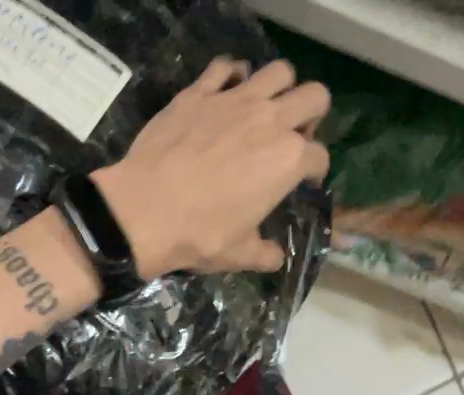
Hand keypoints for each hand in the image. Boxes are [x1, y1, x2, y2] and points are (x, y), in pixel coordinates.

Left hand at [95, 58, 329, 278]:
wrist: (144, 211)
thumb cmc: (199, 235)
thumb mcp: (238, 255)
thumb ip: (264, 253)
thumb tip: (276, 258)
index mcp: (288, 161)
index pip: (319, 156)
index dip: (315, 170)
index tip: (304, 181)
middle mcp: (270, 121)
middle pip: (314, 98)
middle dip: (312, 115)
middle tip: (294, 135)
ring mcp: (235, 100)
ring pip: (279, 72)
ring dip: (281, 87)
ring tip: (266, 109)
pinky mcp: (200, 92)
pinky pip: (225, 68)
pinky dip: (231, 76)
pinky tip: (226, 92)